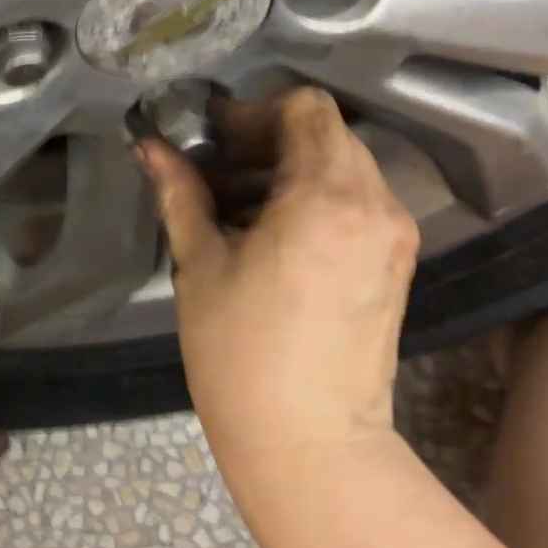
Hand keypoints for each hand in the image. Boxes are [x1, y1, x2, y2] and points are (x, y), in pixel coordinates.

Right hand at [133, 87, 419, 459]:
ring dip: (290, 172)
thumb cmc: (240, 352)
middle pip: (327, 135)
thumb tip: (151, 149)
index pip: (305, 110)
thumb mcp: (200, 266)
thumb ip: (182, 195)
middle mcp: (376, 203)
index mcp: (326, 196)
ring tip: (236, 208)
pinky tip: (270, 236)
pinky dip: (314, 201)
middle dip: (267, 143)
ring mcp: (395, 234)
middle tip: (215, 173)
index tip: (211, 141)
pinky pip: (357, 204)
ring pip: (345, 168)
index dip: (253, 114)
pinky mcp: (396, 262)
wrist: (307, 436)